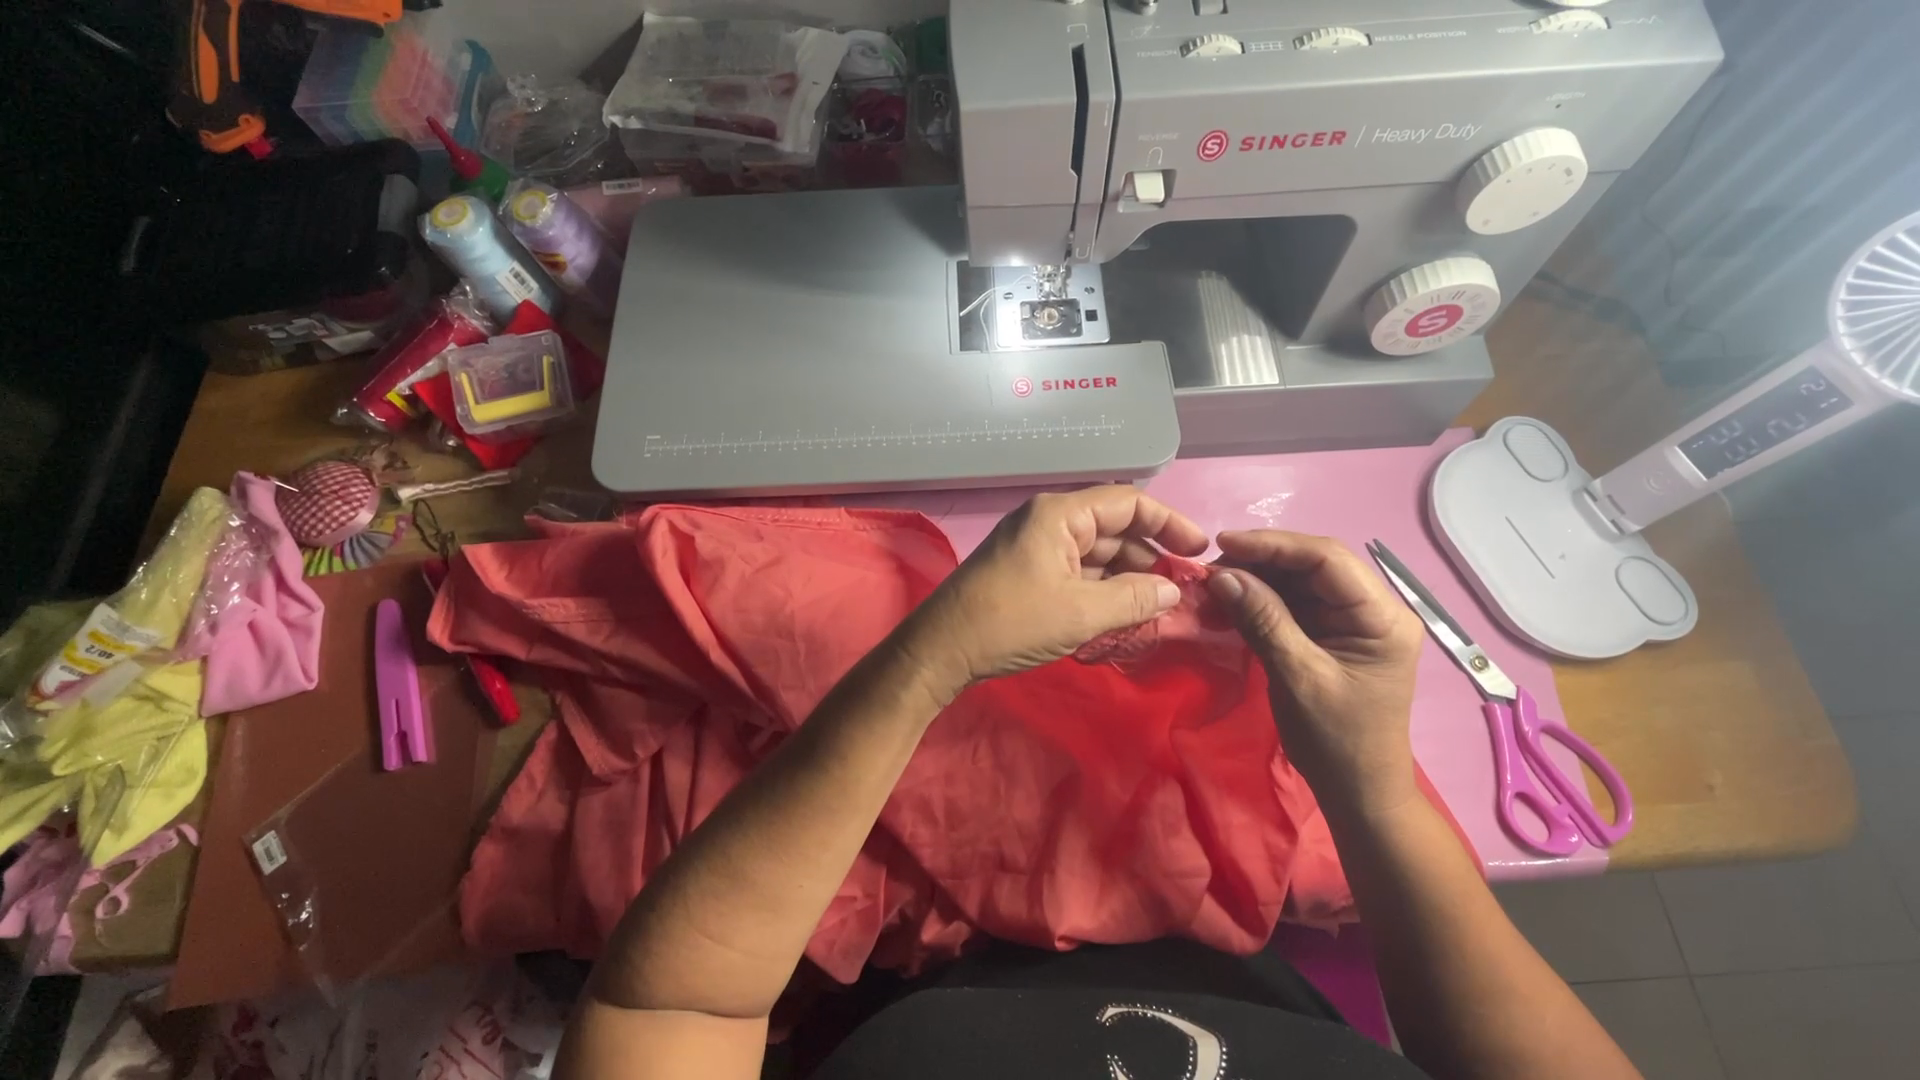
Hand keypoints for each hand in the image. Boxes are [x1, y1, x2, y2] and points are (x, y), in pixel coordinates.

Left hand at [895, 487, 1209, 696]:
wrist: (942, 649)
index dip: (1169, 523)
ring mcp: (1036, 546)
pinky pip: (1078, 571)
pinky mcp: (1029, 571)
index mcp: (1059, 515)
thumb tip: (1174, 591)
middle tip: (1184, 588)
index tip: (1199, 551)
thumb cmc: (1012, 622)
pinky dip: (1104, 588)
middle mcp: (1048, 521)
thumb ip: (1134, 599)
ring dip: (1129, 576)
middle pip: (1114, 528)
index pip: (1128, 503)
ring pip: (1097, 553)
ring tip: (1161, 605)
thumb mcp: (1081, 613)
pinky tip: (1126, 611)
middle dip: (1151, 556)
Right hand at [1205, 531, 1425, 817]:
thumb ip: (1264, 620)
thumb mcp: (1298, 677)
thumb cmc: (1337, 739)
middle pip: (1314, 564)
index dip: (1274, 545)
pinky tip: (1230, 602)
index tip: (1223, 544)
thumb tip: (1222, 576)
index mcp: (1381, 617)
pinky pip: (1295, 603)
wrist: (1357, 790)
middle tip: (1211, 568)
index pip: (1327, 558)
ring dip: (1257, 579)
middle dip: (1261, 560)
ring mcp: (1352, 621)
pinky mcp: (1332, 635)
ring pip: (1301, 581)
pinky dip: (1261, 600)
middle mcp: (1373, 609)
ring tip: (1214, 584)